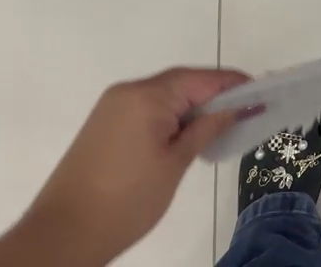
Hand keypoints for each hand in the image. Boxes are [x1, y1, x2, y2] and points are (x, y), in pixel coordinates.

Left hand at [15, 67, 250, 265]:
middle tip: (246, 112)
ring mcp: (112, 109)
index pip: (203, 78)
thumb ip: (209, 127)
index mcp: (147, 95)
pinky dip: (172, 118)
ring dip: (194, 108)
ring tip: (221, 127)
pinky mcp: (104, 127)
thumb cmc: (124, 202)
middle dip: (215, 96)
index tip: (262, 96)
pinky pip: (149, 109)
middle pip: (184, 82)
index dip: (235, 85)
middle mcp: (128, 92)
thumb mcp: (176, 163)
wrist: (57, 242)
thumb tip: (238, 106)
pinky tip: (187, 137)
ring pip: (167, 96)